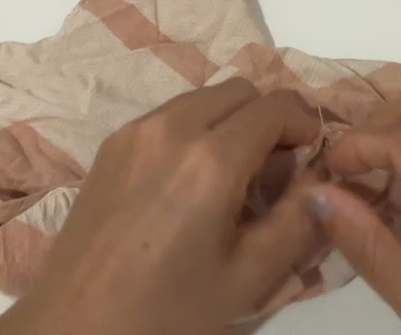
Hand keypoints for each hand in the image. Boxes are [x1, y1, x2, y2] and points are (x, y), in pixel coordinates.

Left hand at [0, 79, 324, 334]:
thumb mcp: (248, 278)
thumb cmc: (168, 310)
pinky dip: (196, 127)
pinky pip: (170, 112)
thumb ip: (297, 221)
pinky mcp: (113, 140)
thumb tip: (324, 180)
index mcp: (210, 157)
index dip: (304, 122)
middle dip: (269, 117)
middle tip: (277, 168)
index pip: (274, 104)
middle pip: (240, 89)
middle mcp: (172, 126)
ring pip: (204, 95)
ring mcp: (136, 128)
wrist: (76, 325)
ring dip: (231, 119)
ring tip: (235, 176)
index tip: (311, 155)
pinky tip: (191, 180)